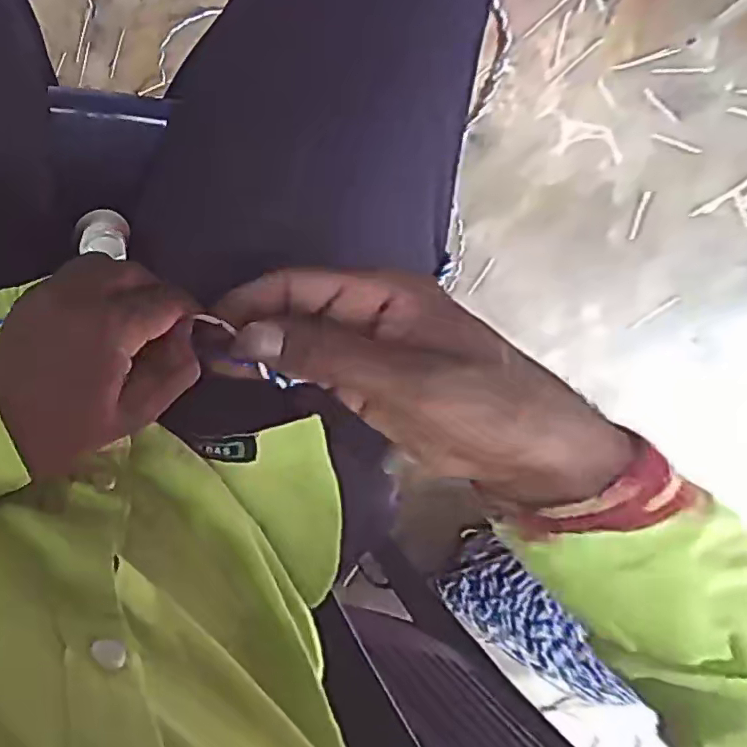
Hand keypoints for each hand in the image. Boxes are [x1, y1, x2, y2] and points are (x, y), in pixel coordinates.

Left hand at [0, 255, 201, 479]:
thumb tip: (189, 338)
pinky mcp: (34, 293)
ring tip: (130, 318)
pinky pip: (77, 274)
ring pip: (105, 265)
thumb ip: (172, 372)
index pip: (167, 299)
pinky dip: (98, 284)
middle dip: (158, 295)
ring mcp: (53, 289)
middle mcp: (82, 294)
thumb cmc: (63, 429)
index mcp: (110, 325)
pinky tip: (98, 315)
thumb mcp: (130, 415)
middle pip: (137, 273)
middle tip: (162, 329)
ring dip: (127, 283)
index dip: (189, 313)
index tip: (193, 332)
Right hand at [211, 269, 633, 507]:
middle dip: (248, 324)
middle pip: (292, 306)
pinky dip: (280, 369)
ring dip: (260, 348)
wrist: (541, 462)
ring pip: (296, 335)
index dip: (250, 300)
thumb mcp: (399, 379)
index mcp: (381, 293)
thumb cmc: (480, 408)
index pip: (296, 283)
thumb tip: (245, 333)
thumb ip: (321, 352)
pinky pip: (311, 363)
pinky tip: (253, 381)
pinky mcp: (364, 376)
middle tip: (205, 354)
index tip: (208, 329)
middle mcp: (367, 311)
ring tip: (218, 368)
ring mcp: (365, 344)